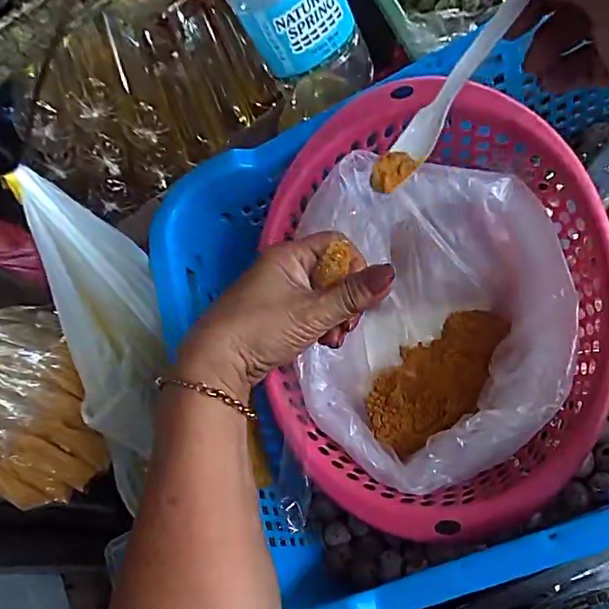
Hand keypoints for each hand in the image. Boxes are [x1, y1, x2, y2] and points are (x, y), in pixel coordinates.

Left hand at [176, 233, 394, 400]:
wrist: (216, 363)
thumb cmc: (263, 329)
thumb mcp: (314, 312)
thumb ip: (353, 294)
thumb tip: (391, 272)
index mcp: (289, 255)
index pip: (336, 245)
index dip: (355, 267)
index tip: (360, 296)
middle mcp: (283, 268)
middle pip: (332, 272)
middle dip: (346, 300)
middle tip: (347, 325)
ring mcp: (277, 292)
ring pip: (323, 296)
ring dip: (335, 317)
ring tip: (332, 339)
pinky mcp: (274, 315)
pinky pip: (308, 312)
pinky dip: (320, 326)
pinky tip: (321, 343)